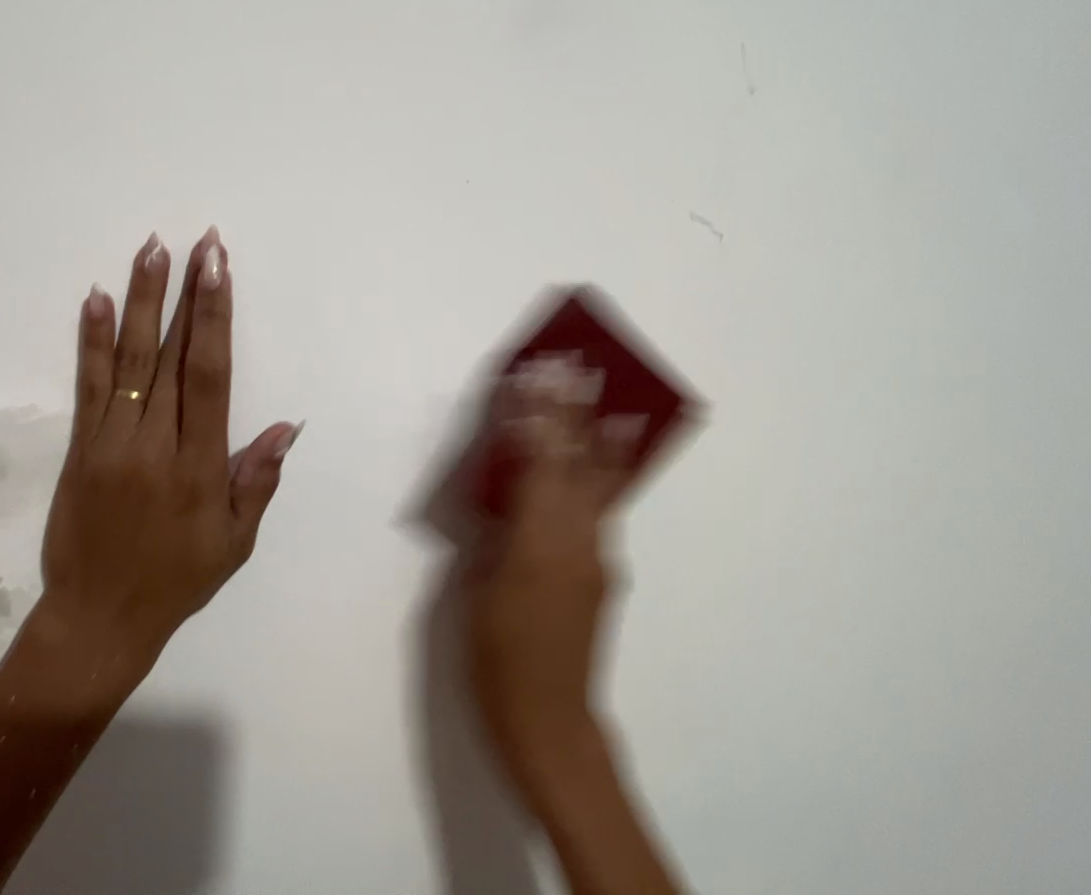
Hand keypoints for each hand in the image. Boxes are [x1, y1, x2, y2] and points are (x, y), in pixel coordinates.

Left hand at [41, 229, 300, 658]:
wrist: (98, 615)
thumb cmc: (177, 580)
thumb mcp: (234, 543)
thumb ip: (256, 480)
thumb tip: (286, 425)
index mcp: (198, 466)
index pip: (209, 376)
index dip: (214, 318)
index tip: (218, 270)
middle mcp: (154, 444)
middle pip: (171, 357)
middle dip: (186, 295)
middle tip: (197, 242)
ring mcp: (110, 443)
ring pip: (129, 361)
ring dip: (140, 302)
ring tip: (149, 251)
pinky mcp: (79, 448)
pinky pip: (87, 387)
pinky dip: (91, 341)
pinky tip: (95, 300)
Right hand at [466, 355, 631, 769]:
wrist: (551, 720)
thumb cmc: (497, 660)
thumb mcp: (475, 594)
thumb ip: (492, 539)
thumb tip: (502, 503)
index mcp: (538, 541)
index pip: (537, 463)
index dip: (535, 417)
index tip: (535, 375)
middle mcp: (578, 540)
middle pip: (577, 464)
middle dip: (575, 414)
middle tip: (580, 370)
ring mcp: (597, 558)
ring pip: (601, 486)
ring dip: (601, 441)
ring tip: (614, 405)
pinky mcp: (604, 575)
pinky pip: (602, 512)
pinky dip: (603, 479)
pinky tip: (604, 465)